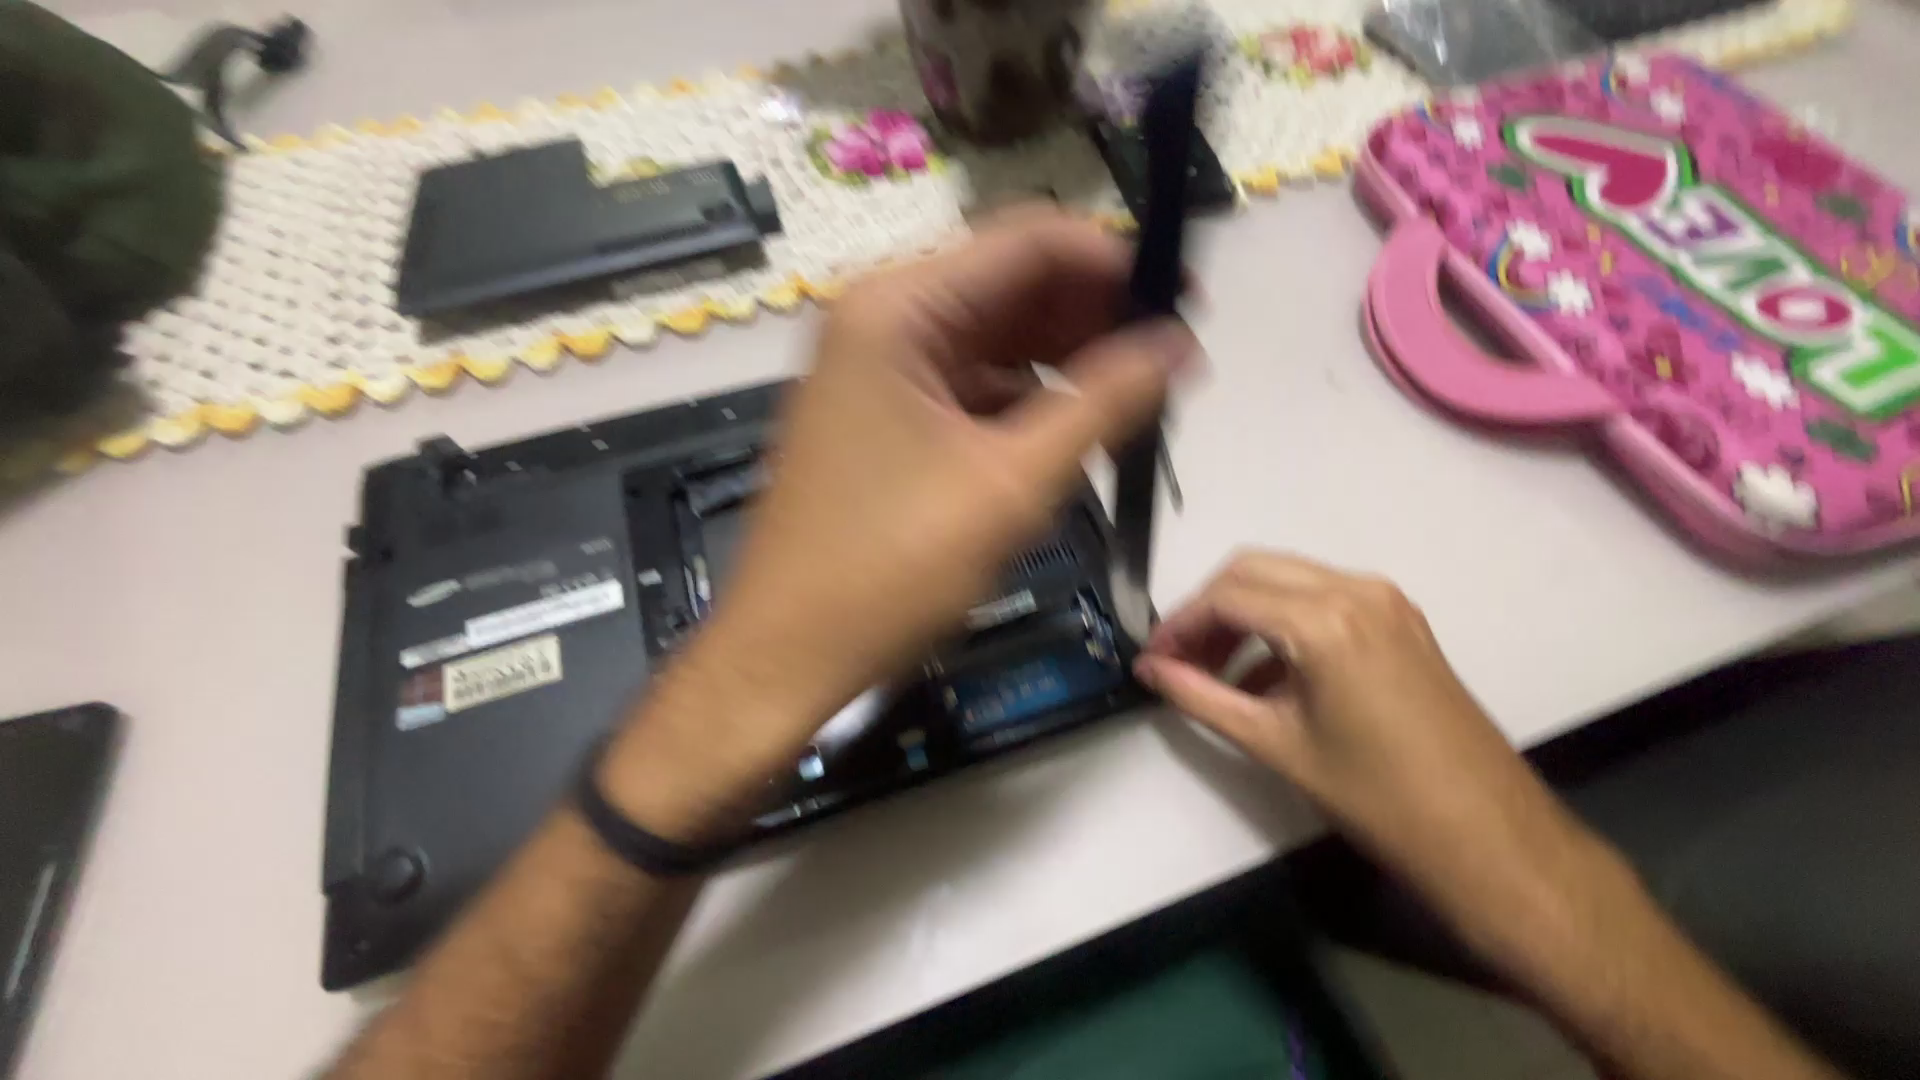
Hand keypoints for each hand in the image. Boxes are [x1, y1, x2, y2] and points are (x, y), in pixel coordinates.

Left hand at [609, 207, 1199, 837]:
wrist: (787, 654)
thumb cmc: (890, 571)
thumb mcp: (1011, 485)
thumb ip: (1103, 402)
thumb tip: (1180, 345)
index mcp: (896, 308)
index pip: (1028, 241)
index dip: (1116, 262)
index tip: (1187, 302)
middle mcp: (879, 317)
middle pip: (1010, 285)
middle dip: (1095, 317)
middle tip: (1173, 364)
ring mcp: (874, 367)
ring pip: (994, 338)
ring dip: (1065, 363)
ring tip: (1136, 404)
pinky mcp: (880, 413)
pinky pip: (968, 384)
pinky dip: (1024, 401)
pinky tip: (1072, 432)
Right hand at [1135, 552, 1601, 943]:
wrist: (1488, 835)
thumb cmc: (1375, 796)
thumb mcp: (1274, 744)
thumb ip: (1200, 696)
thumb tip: (1150, 670)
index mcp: (1323, 620)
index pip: (1226, 596)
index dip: (1179, 624)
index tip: (1152, 657)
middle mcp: (1355, 590)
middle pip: (1252, 571)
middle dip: (1206, 609)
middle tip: (1178, 658)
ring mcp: (1384, 601)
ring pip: (1286, 579)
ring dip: (1242, 612)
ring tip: (1211, 668)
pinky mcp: (1399, 620)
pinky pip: (1321, 599)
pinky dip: (1281, 622)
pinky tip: (1262, 674)